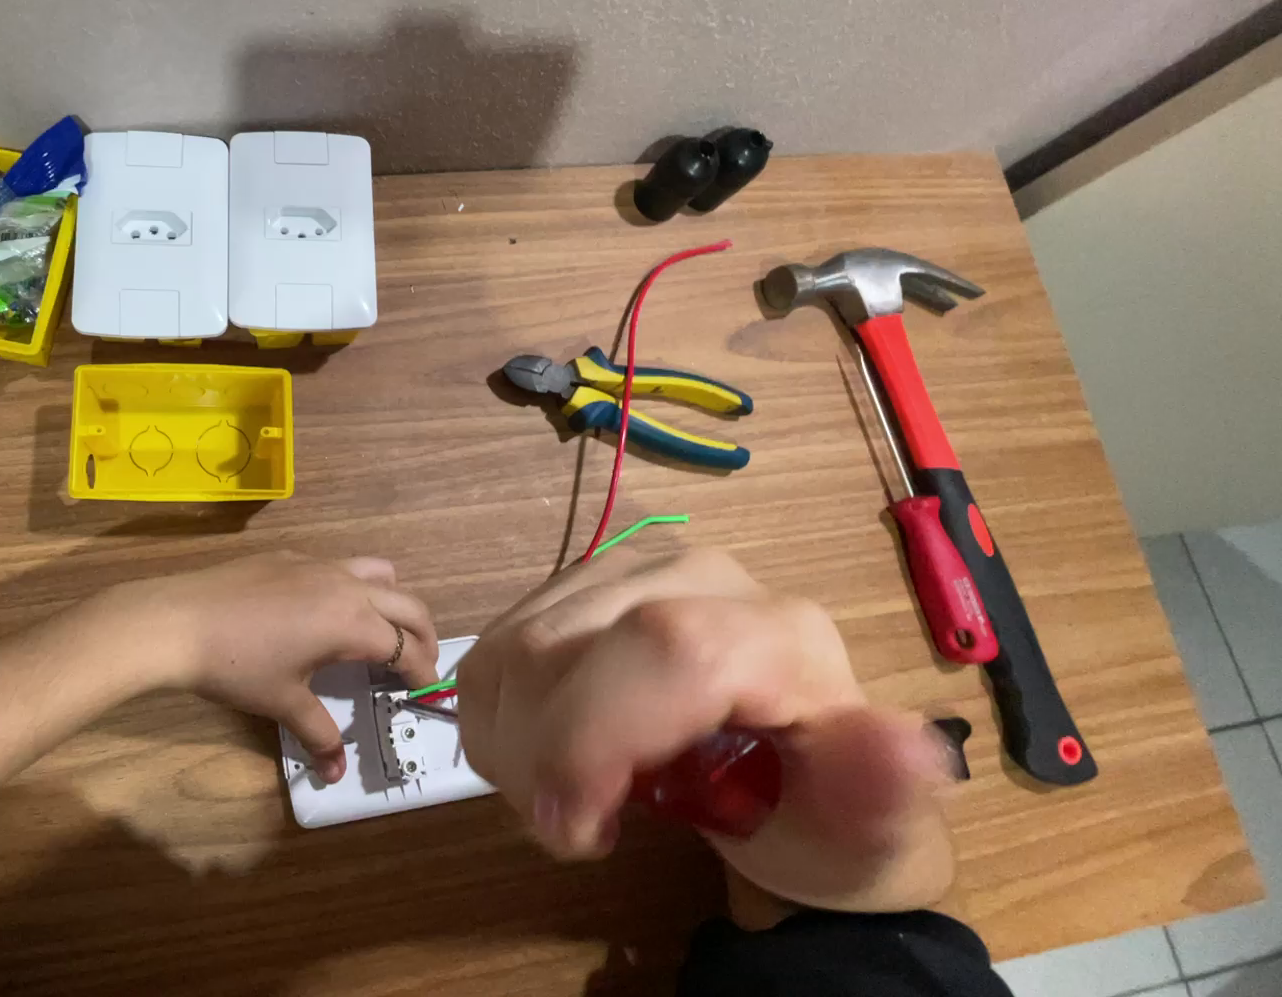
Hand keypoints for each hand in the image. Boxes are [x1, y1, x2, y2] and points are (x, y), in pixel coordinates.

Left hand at [117, 552, 440, 783]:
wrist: (176, 620)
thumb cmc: (237, 666)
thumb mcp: (282, 703)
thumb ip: (319, 734)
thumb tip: (335, 773)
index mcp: (351, 622)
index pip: (404, 648)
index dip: (421, 672)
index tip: (428, 690)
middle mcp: (345, 586)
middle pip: (407, 604)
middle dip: (422, 635)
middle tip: (419, 664)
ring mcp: (317, 564)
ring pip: (378, 572)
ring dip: (393, 599)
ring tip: (383, 628)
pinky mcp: (289, 557)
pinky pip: (339, 566)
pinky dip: (353, 586)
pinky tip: (323, 611)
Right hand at [459, 547, 953, 916]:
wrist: (771, 774)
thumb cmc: (812, 814)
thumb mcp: (860, 830)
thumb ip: (877, 793)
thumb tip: (907, 752)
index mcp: (775, 629)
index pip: (666, 649)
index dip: (593, 734)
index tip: (573, 826)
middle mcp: (692, 573)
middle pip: (558, 647)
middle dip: (538, 756)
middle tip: (573, 825)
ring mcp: (618, 569)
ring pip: (511, 645)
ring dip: (512, 740)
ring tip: (562, 788)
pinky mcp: (568, 583)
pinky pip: (491, 647)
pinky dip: (497, 715)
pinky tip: (544, 745)